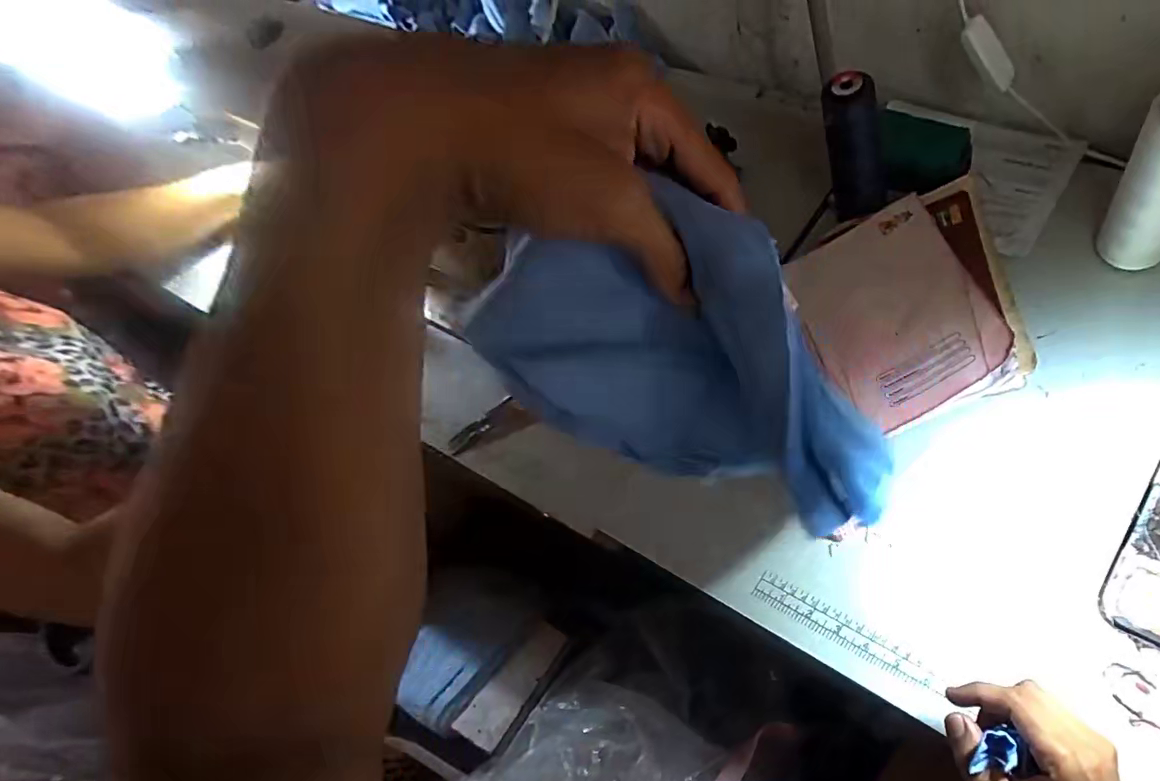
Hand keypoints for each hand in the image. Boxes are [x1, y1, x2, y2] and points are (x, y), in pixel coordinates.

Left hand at [263, 36, 745, 302]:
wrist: (402, 125)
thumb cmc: (525, 156)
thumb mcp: (615, 206)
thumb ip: (669, 252)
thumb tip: (693, 300)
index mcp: (648, 93)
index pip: (716, 172)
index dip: (733, 228)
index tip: (742, 277)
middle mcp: (624, 87)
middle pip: (686, 171)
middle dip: (699, 227)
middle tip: (712, 278)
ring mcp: (586, 100)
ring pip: (651, 173)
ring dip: (665, 222)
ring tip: (680, 269)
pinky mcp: (556, 121)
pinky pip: (617, 171)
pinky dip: (631, 209)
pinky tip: (638, 243)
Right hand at [945, 680, 1158, 780]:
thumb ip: (977, 768)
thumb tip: (955, 721)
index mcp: (1070, 755)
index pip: (1020, 701)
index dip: (981, 692)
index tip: (950, 697)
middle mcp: (1089, 737)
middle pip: (1033, 694)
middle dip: (996, 704)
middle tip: (975, 738)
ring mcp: (1098, 741)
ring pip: (1045, 702)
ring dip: (1012, 714)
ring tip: (995, 751)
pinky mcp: (1099, 748)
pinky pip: (1056, 717)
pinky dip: (1030, 724)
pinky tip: (1020, 757)